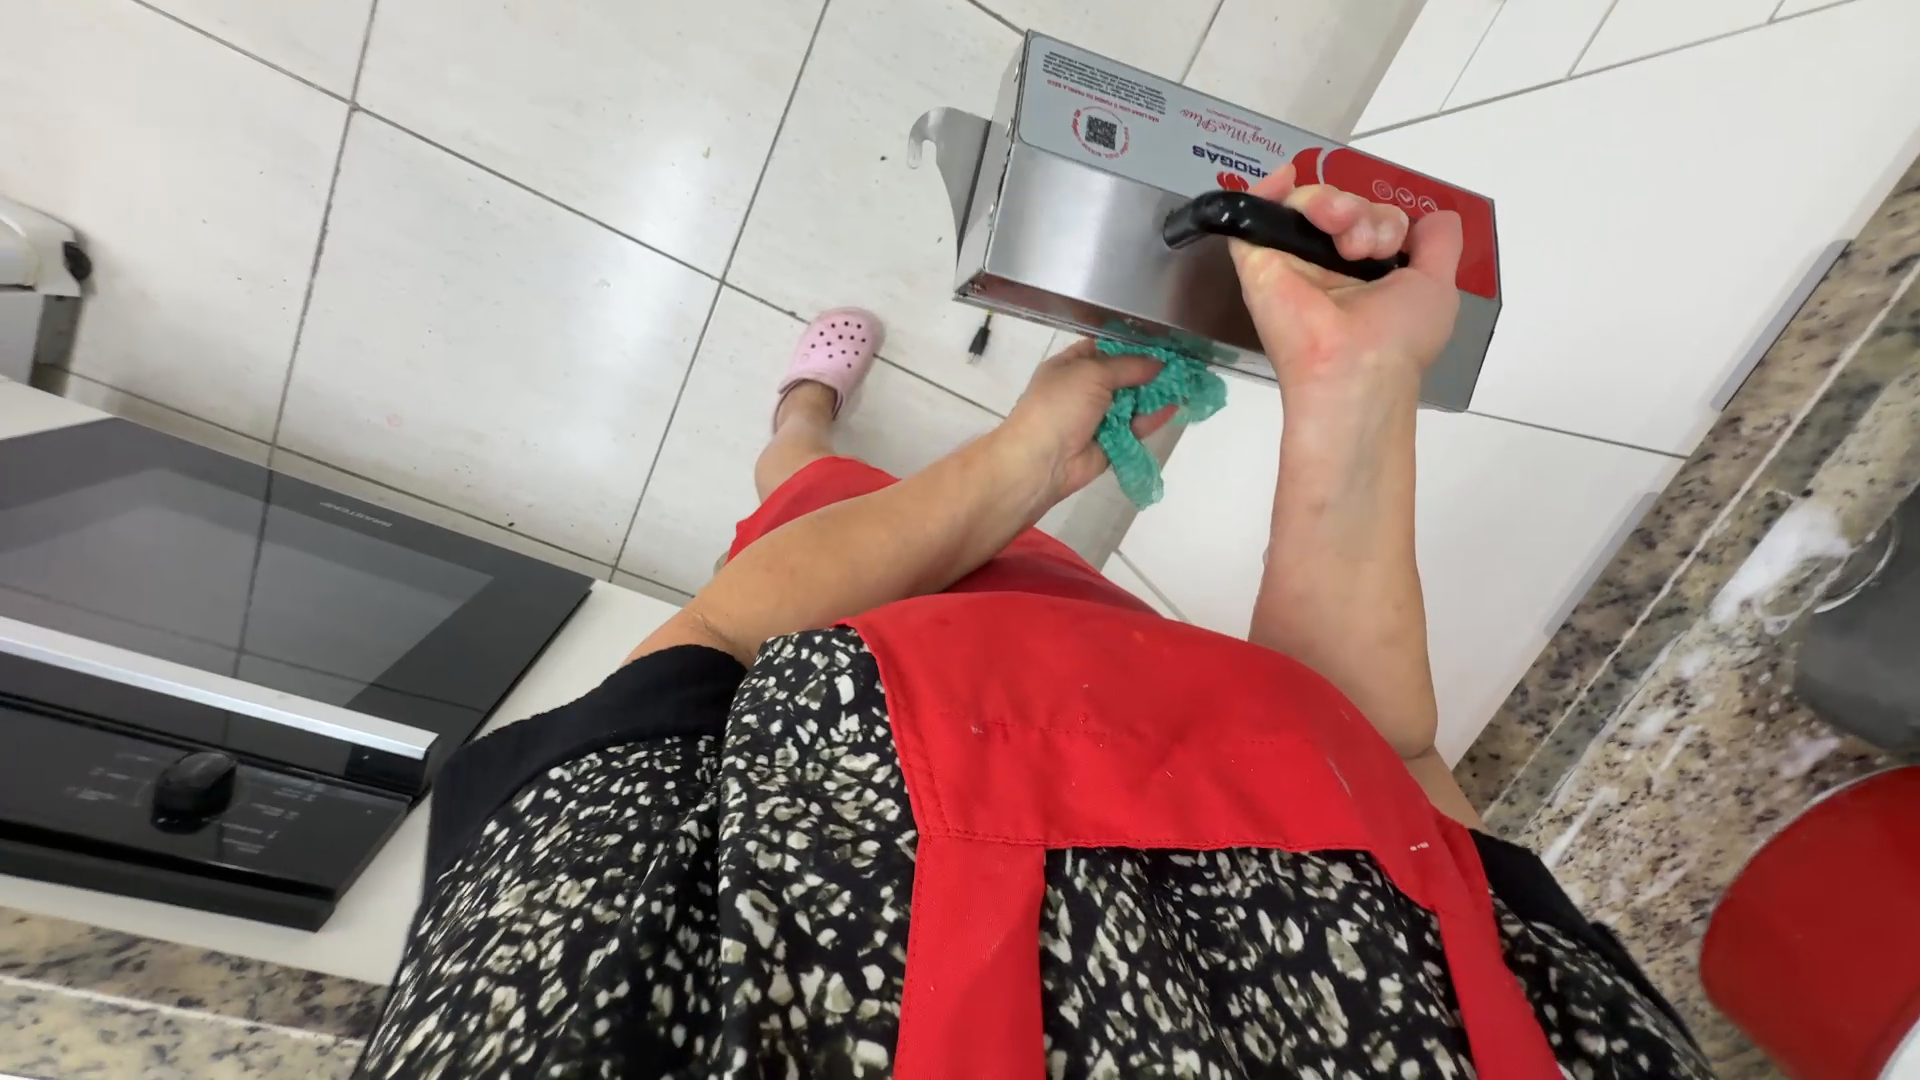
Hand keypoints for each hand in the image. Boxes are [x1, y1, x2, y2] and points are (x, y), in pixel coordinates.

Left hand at [999, 339, 1173, 503]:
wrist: (1041, 460)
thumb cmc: (1058, 406)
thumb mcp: (1091, 373)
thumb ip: (1127, 366)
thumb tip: (1158, 364)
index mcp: (1070, 366)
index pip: (1104, 349)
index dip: (1131, 345)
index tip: (1162, 342)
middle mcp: (1083, 389)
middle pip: (1123, 376)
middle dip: (1150, 370)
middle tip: (1182, 363)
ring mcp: (1096, 417)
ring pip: (1132, 402)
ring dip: (1155, 394)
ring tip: (1186, 383)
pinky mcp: (1110, 442)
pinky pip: (1135, 427)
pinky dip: (1153, 418)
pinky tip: (1174, 406)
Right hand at [1226, 164, 1464, 396]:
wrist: (1356, 366)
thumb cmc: (1397, 338)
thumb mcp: (1435, 285)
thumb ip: (1437, 246)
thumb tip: (1433, 217)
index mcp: (1355, 276)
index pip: (1366, 222)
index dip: (1386, 221)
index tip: (1394, 246)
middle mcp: (1318, 268)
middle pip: (1338, 207)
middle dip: (1363, 212)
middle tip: (1368, 246)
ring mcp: (1285, 263)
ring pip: (1304, 204)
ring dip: (1334, 204)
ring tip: (1346, 238)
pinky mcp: (1256, 261)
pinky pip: (1254, 212)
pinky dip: (1268, 189)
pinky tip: (1284, 177)